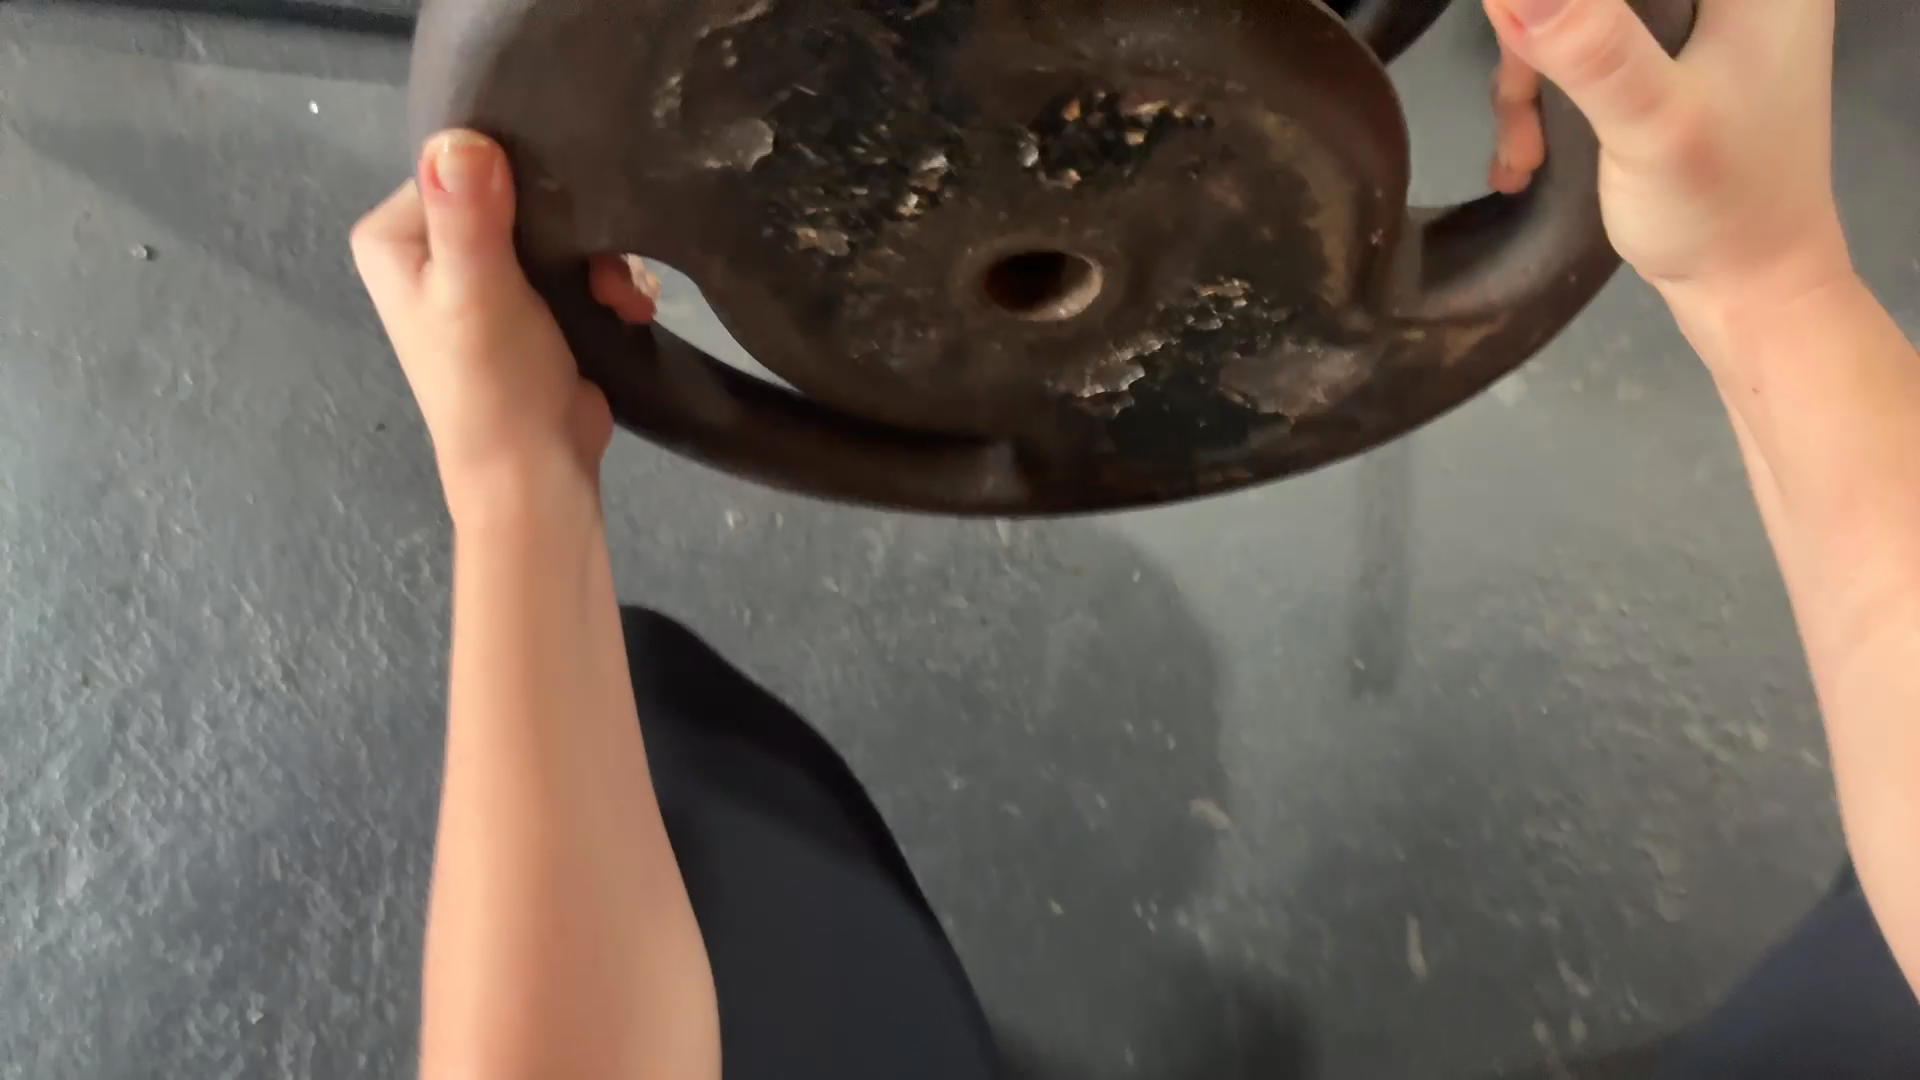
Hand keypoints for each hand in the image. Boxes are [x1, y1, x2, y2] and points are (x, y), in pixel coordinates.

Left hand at [351, 129, 657, 524]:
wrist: (539, 468)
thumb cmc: (496, 383)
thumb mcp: (477, 293)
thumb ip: (467, 215)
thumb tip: (467, 135)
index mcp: (399, 239)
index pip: (459, 168)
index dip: (519, 180)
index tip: (568, 210)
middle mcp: (440, 253)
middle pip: (518, 201)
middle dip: (575, 232)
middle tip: (609, 272)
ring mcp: (494, 285)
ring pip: (559, 238)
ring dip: (604, 265)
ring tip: (625, 300)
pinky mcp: (542, 313)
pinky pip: (581, 272)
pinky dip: (613, 286)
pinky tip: (631, 308)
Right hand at [1483, 0, 1851, 312]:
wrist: (1739, 276)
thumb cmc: (1715, 200)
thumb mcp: (1648, 121)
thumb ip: (1591, 52)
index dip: (1554, 12)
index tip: (1523, 62)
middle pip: (1584, 4)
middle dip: (1532, 59)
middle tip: (1521, 132)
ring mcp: (1684, 37)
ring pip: (1568, 32)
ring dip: (1526, 99)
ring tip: (1523, 161)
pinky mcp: (1654, 77)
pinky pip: (1572, 71)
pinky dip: (1536, 115)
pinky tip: (1527, 160)